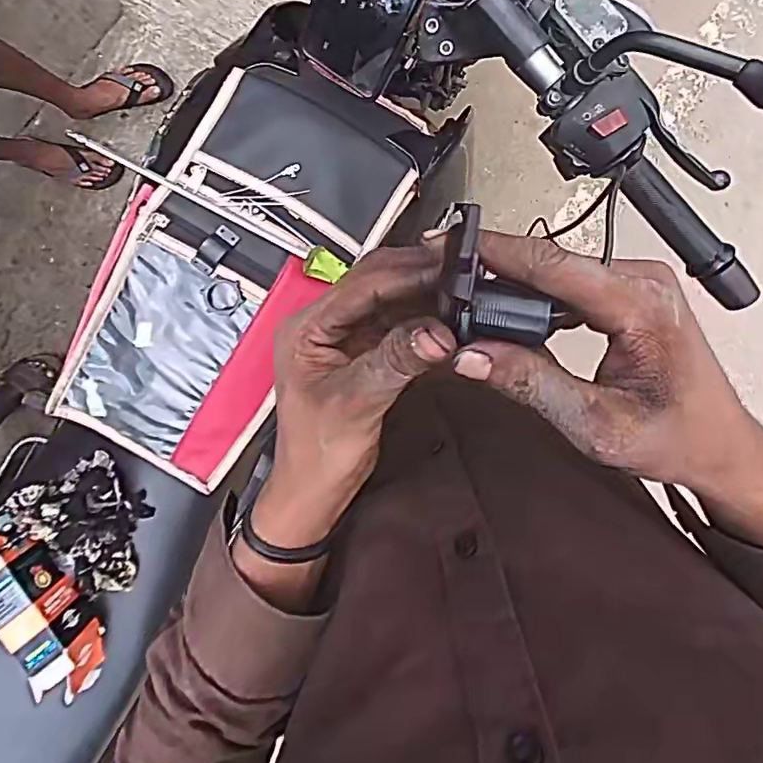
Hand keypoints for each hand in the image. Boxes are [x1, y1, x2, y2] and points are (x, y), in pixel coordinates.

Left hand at [256, 246, 452, 549]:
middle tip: (458, 274)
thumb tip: (435, 332)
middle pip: (374, 281)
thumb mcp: (355, 404)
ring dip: (423, 294)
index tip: (444, 271)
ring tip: (458, 293)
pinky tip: (445, 318)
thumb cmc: (313, 455)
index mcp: (304, 328)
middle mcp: (322, 324)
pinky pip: (397, 322)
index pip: (361, 285)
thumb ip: (395, 362)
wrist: (313, 491)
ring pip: (389, 298)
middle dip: (417, 275)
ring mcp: (344, 336)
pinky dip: (423, 318)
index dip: (405, 275)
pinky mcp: (364, 350)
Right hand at [448, 233, 762, 549]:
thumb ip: (531, 384)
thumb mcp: (597, 424)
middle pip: (548, 257)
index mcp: (642, 305)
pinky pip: (567, 278)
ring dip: (508, 273)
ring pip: (555, 265)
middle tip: (442, 270)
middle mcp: (642, 281)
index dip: (492, 252)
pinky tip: (503, 299)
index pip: (551, 263)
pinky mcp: (625, 292)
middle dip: (491, 261)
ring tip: (463, 286)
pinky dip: (530, 287)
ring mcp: (635, 282)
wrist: (721, 445)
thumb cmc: (681, 438)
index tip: (449, 247)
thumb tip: (476, 355)